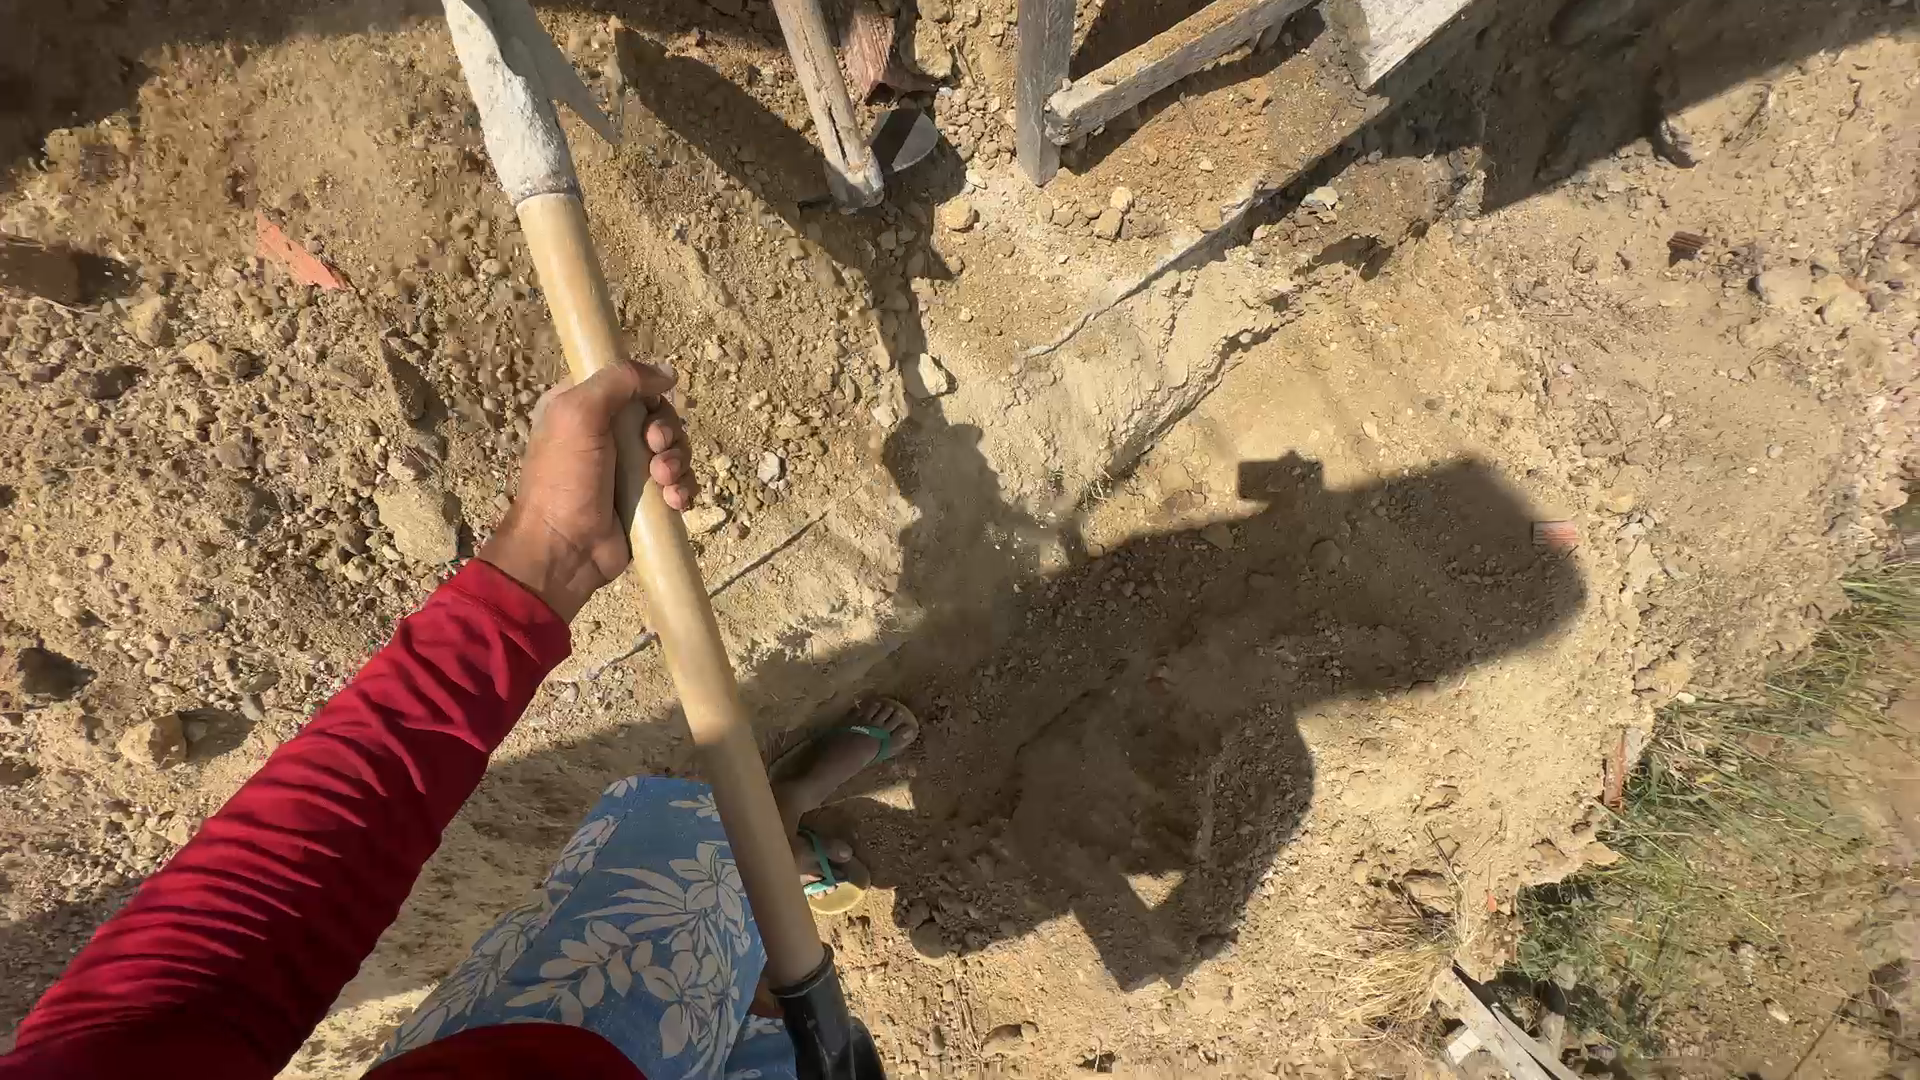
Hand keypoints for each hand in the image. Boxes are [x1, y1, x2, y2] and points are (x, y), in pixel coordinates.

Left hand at [479, 361, 696, 621]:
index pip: (632, 386)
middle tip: (655, 451)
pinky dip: (684, 490)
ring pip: (676, 451)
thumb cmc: (563, 479)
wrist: (565, 548)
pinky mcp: (649, 500)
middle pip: (661, 418)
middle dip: (669, 435)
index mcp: (585, 408)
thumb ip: (619, 382)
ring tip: (664, 483)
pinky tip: (675, 502)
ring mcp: (631, 470)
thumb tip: (668, 373)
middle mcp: (608, 435)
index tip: (648, 415)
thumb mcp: (579, 414)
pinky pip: (681, 484)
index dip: (649, 397)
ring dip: (678, 464)